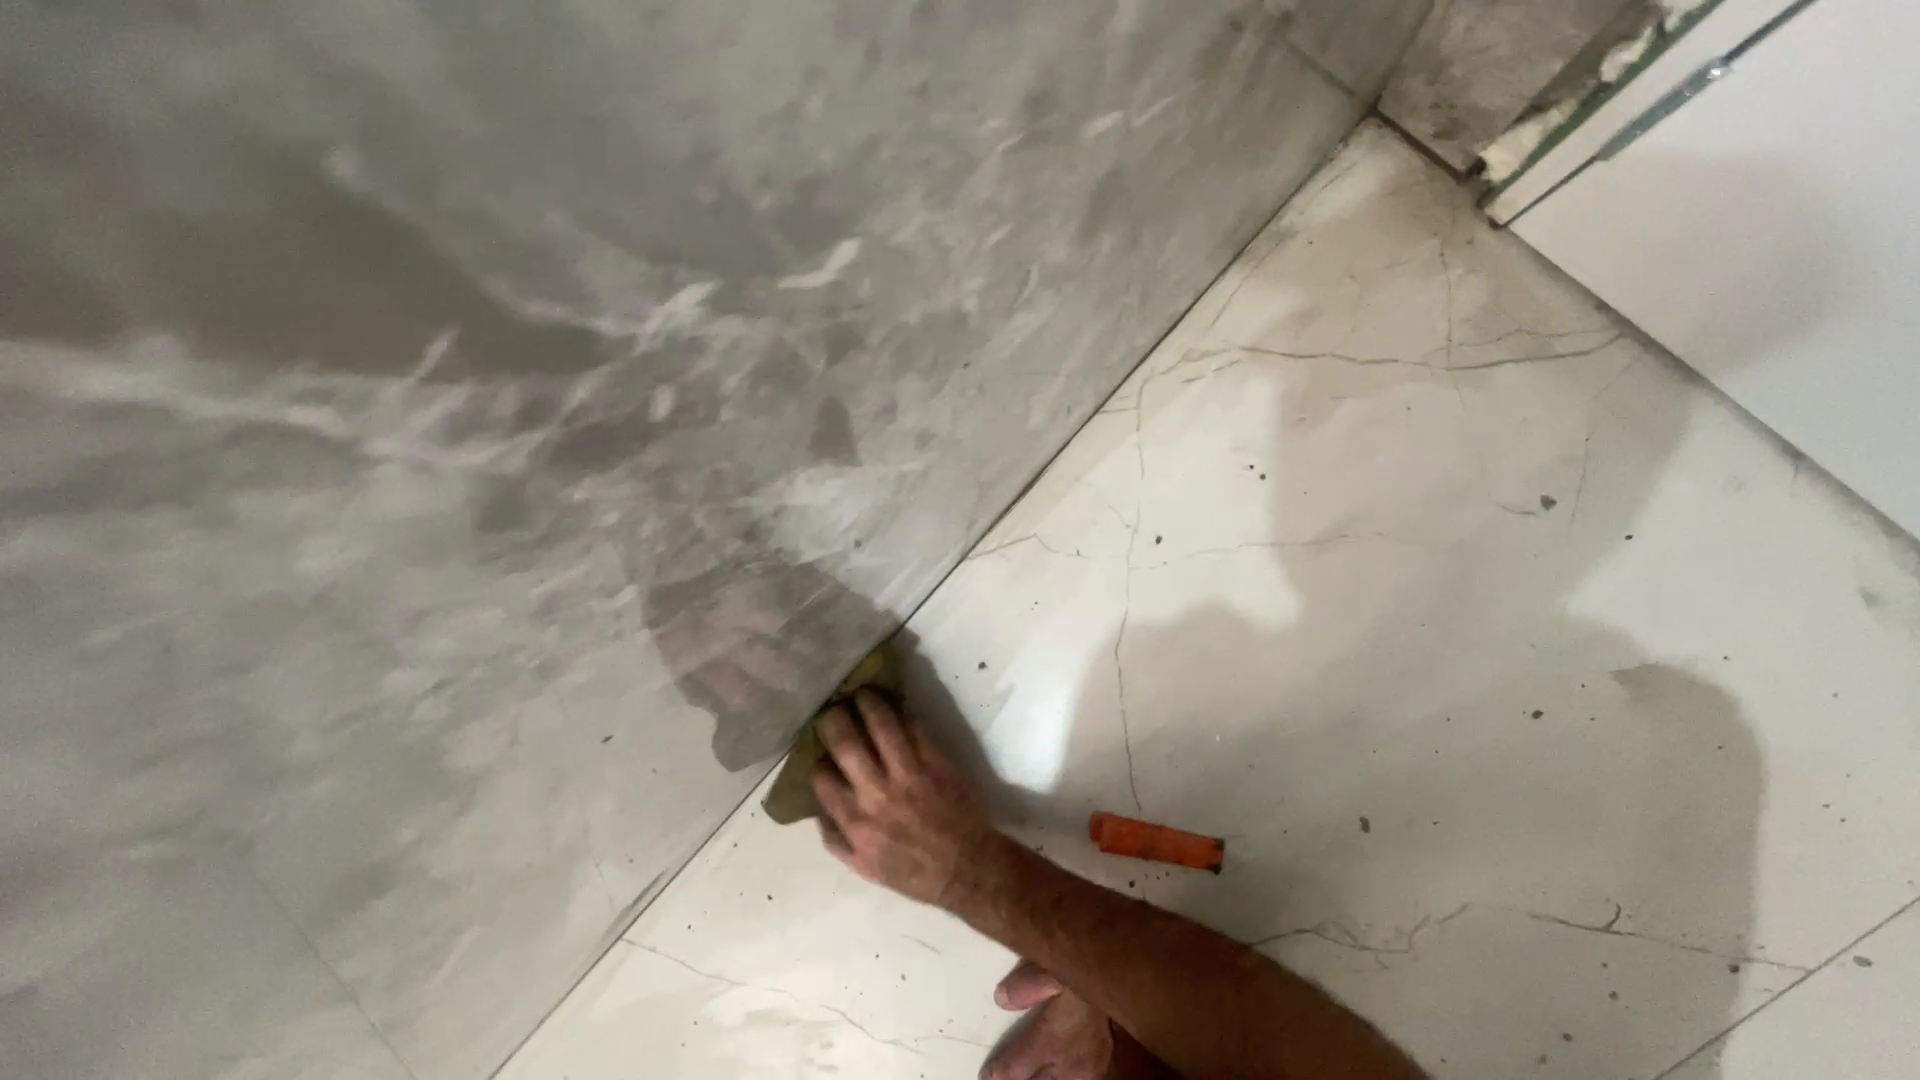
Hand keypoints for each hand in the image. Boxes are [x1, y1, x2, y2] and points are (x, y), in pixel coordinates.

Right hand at [811, 689, 996, 906]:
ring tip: (861, 692)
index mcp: (854, 820)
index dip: (818, 759)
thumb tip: (817, 808)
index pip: (822, 776)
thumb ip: (834, 838)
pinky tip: (893, 705)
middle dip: (834, 719)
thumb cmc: (912, 871)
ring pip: (881, 724)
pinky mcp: (935, 762)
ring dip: (867, 702)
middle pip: (845, 742)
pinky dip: (901, 712)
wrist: (964, 866)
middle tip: (834, 708)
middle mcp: (876, 793)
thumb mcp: (863, 868)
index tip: (823, 751)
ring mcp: (907, 774)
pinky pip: (914, 727)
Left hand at [983, 960, 1115, 1079]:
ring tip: (1037, 1075)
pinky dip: (1070, 1078)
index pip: (1016, 1066)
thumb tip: (1002, 1000)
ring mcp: (1092, 1068)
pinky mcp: (1110, 1065)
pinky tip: (1067, 1073)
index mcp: (1051, 1039)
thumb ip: (1026, 985)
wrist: (1132, 974)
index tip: (987, 1075)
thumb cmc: (1090, 968)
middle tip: (1008, 1079)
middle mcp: (1070, 1062)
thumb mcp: (1053, 966)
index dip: (999, 1073)